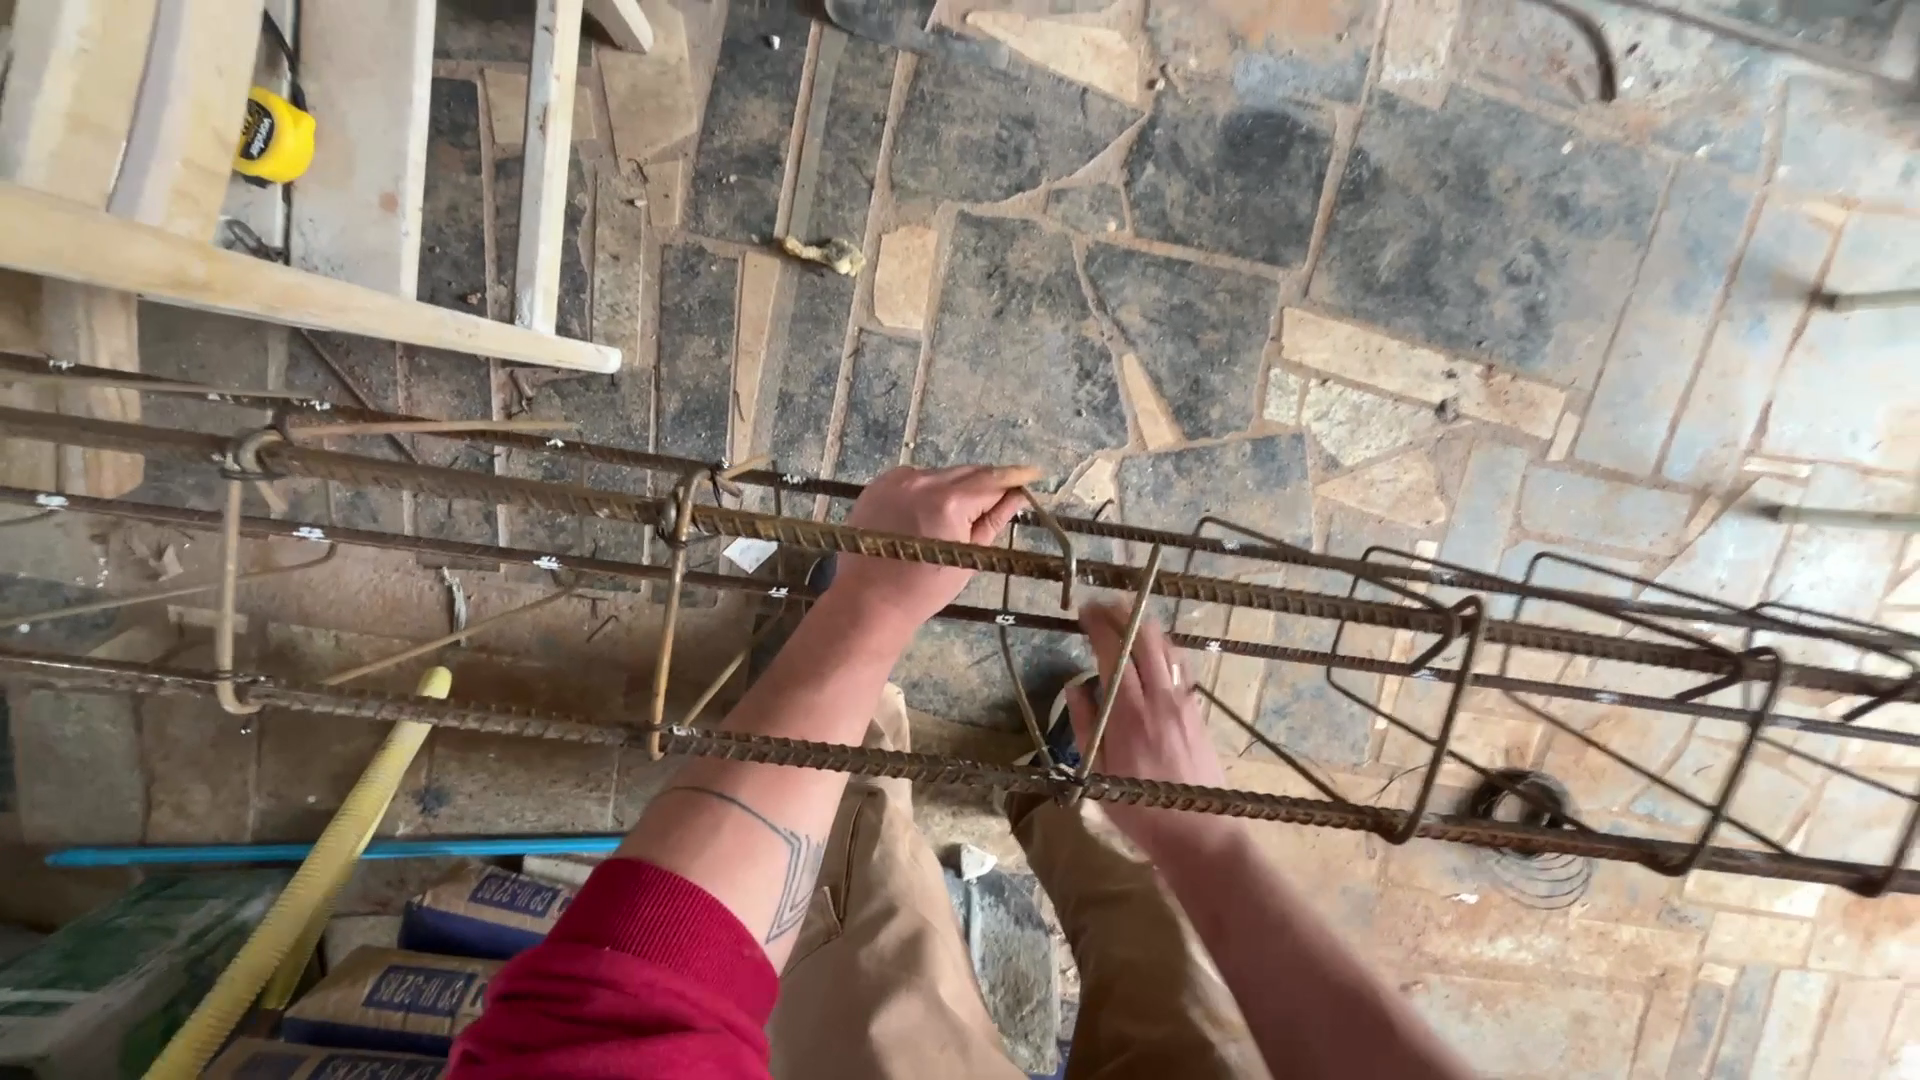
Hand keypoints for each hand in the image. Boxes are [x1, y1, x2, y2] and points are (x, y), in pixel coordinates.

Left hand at [835, 465, 1042, 632]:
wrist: (868, 599)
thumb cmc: (923, 588)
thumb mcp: (968, 557)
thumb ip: (993, 520)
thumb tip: (1018, 497)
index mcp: (949, 502)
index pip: (992, 480)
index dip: (1015, 477)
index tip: (1033, 473)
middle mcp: (923, 481)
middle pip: (967, 473)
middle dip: (986, 483)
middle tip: (1001, 497)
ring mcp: (897, 480)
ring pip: (941, 475)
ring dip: (956, 488)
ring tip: (957, 516)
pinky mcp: (879, 484)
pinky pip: (915, 479)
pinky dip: (928, 490)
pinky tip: (927, 514)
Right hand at [1066, 601, 1232, 854]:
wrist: (1202, 835)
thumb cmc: (1143, 810)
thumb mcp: (1099, 776)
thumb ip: (1086, 727)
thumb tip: (1076, 688)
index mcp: (1130, 715)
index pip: (1115, 653)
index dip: (1099, 625)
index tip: (1084, 610)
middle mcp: (1160, 700)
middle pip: (1146, 639)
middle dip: (1123, 614)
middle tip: (1103, 604)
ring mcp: (1184, 703)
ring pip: (1166, 649)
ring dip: (1145, 626)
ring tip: (1126, 616)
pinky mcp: (1197, 711)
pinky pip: (1179, 667)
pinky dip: (1162, 648)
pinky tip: (1153, 649)